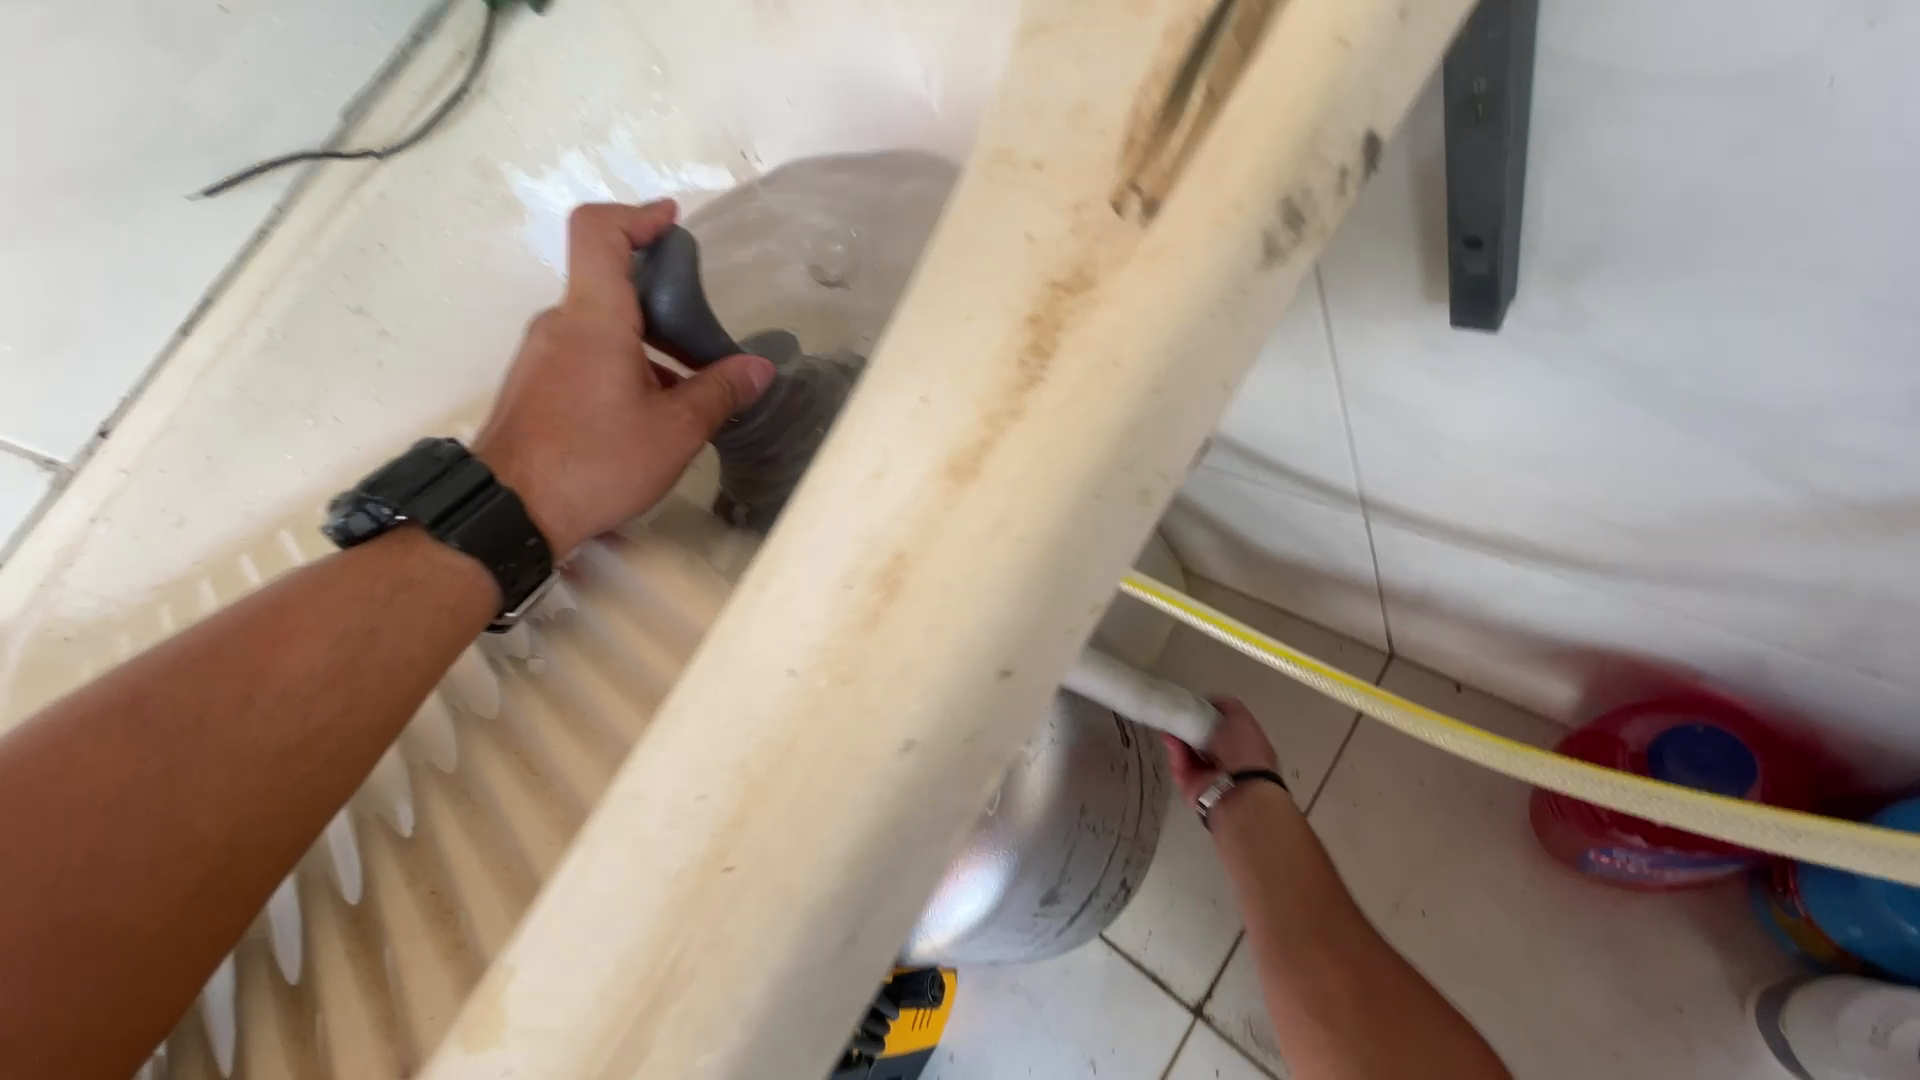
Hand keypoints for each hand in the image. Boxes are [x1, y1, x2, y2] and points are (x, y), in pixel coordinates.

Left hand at [473, 201, 774, 553]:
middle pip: (611, 284)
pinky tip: (649, 412)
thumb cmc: (597, 462)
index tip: (673, 222)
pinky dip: (622, 364)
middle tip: (705, 336)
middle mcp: (560, 324)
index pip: (600, 232)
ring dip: (647, 342)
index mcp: (594, 319)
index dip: (638, 215)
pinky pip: (584, 354)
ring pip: (600, 326)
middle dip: (664, 300)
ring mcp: (540, 354)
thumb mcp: (675, 431)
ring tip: (687, 389)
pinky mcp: (534, 384)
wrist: (509, 512)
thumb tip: (760, 369)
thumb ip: (720, 392)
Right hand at [1163, 696, 1280, 809]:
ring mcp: (1208, 775)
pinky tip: (1169, 738)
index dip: (1208, 715)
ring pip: (1188, 751)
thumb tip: (1209, 701)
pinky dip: (1174, 751)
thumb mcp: (1241, 718)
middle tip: (1176, 713)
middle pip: (1203, 739)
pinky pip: (1179, 765)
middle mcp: (1228, 761)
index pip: (1223, 727)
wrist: (1237, 791)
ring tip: (1167, 722)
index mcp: (1245, 746)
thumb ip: (1226, 705)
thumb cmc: (1244, 751)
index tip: (1194, 704)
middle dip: (1189, 725)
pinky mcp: (1190, 785)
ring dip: (1178, 736)